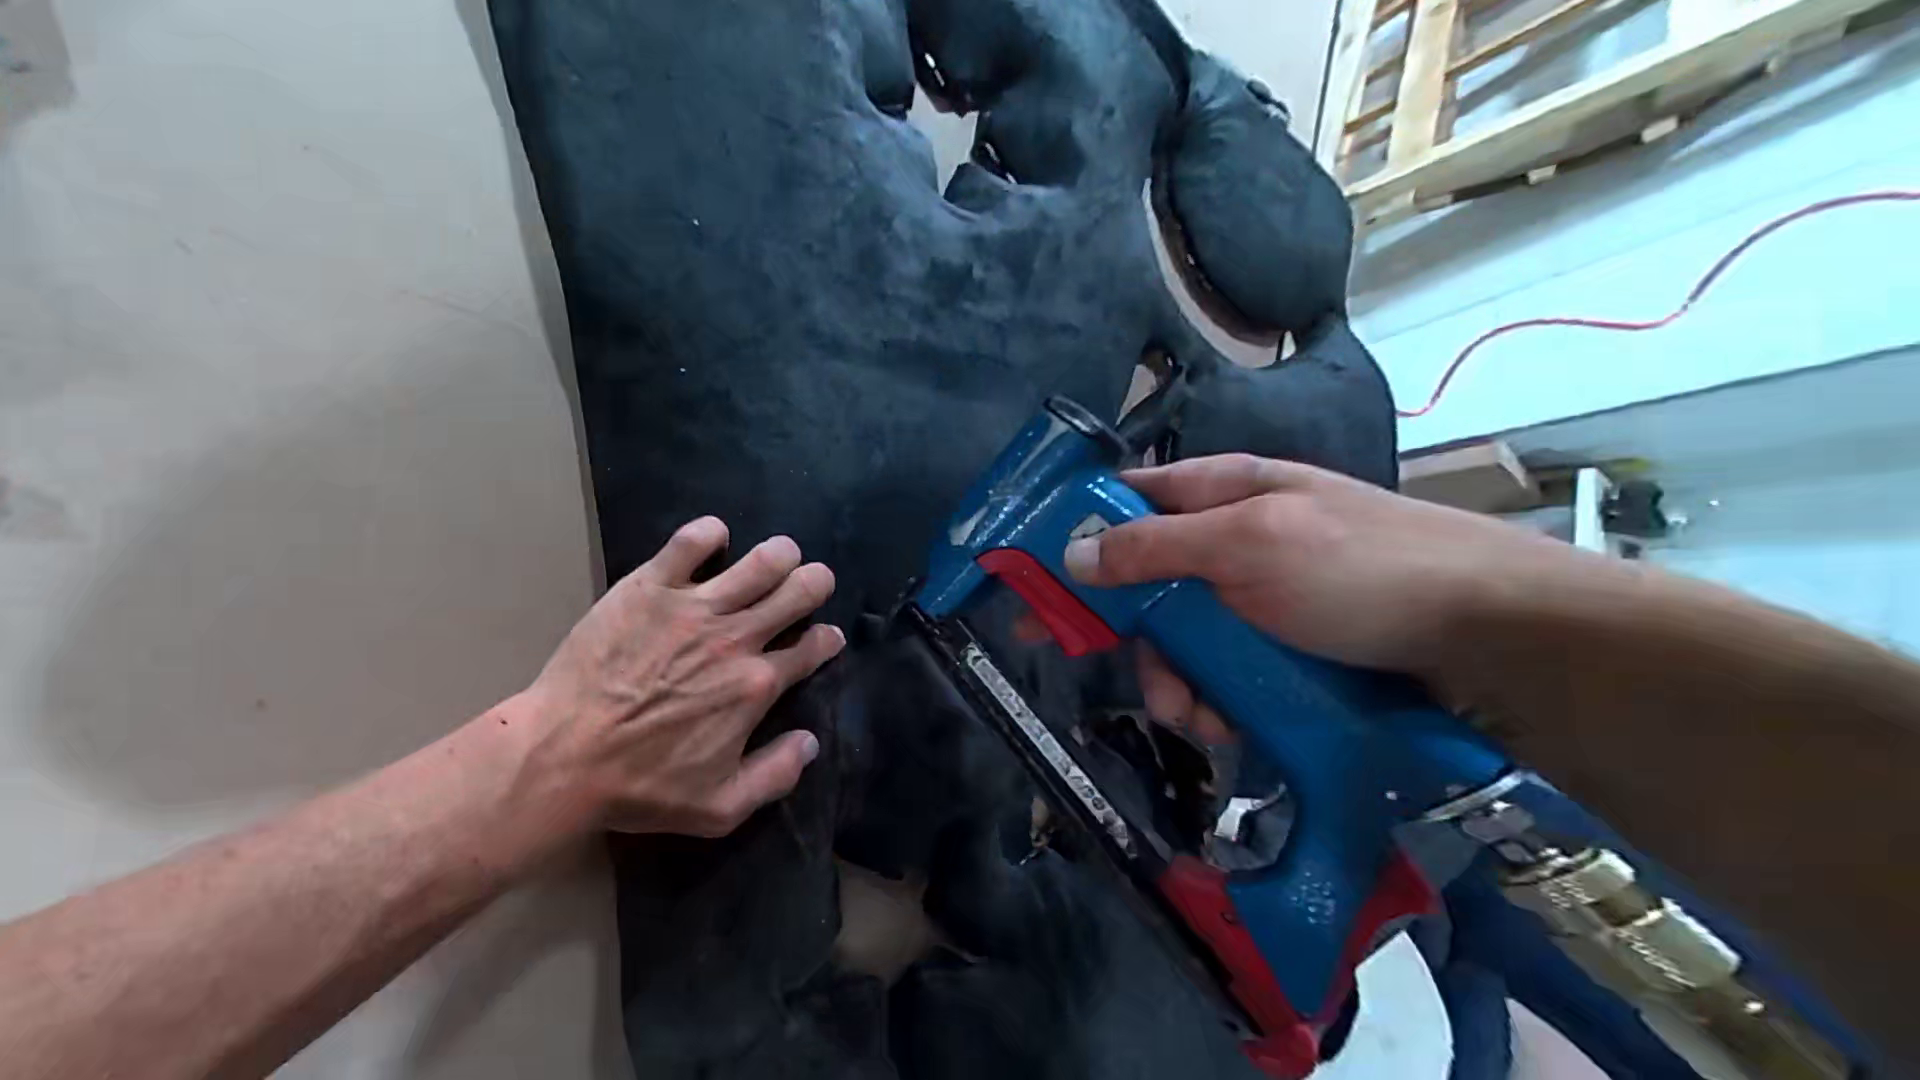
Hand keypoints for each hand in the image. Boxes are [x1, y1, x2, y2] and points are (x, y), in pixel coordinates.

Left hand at [514, 516, 844, 836]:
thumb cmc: (639, 787)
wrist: (559, 760)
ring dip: (781, 554)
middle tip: (805, 587)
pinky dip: (710, 534)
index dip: (827, 639)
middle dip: (815, 582)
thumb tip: (812, 742)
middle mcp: (738, 638)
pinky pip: (691, 541)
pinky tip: (712, 543)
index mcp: (757, 685)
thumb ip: (777, 775)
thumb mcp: (719, 808)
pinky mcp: (649, 587)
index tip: (824, 638)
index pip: (814, 646)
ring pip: (763, 560)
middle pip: (801, 589)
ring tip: (776, 558)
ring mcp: (695, 607)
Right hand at [1061, 454, 1574, 677]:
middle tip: (1113, 674)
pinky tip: (1228, 724)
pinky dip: (1212, 696)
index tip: (1033, 581)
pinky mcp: (1276, 642)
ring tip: (1199, 718)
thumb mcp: (1249, 545)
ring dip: (1174, 679)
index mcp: (1216, 491)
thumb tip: (1072, 554)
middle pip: (1141, 579)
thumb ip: (1154, 547)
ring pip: (1177, 634)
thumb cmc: (1361, 570)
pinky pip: (1217, 666)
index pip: (1121, 502)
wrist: (1491, 636)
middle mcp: (1227, 536)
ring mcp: (1252, 593)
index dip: (1073, 535)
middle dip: (1129, 635)